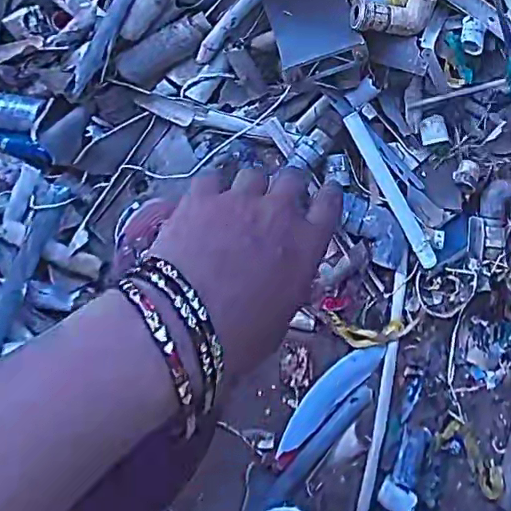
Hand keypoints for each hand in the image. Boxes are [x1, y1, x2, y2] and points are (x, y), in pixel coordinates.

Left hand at [144, 165, 339, 376]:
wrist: (181, 327)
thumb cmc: (234, 336)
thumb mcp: (282, 317)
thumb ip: (292, 283)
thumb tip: (288, 280)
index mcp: (305, 244)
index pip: (329, 203)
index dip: (328, 195)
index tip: (325, 193)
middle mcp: (278, 213)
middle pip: (293, 178)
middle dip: (287, 185)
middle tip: (278, 199)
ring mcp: (240, 200)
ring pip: (254, 173)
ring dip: (250, 186)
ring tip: (239, 201)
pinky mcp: (203, 197)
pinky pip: (213, 178)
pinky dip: (212, 187)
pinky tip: (207, 199)